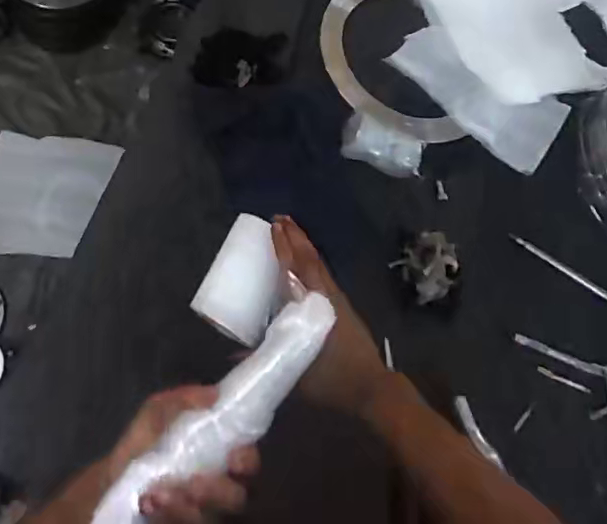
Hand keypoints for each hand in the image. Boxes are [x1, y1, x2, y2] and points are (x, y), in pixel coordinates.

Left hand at [107, 386, 259, 522]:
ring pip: (209, 517)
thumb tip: (215, 394)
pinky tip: (148, 501)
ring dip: (183, 505)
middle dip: (217, 491)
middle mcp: (217, 487)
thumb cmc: (144, 439)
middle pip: (237, 498)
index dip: (248, 460)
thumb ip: (183, 399)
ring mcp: (201, 513)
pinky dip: (167, 514)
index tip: (234, 457)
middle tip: (194, 483)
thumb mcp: (157, 410)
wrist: (113, 477)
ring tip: (156, 492)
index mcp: (218, 453)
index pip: (249, 462)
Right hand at [271, 215, 393, 416]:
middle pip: (309, 258)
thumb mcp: (294, 373)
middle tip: (279, 217)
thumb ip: (264, 358)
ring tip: (291, 228)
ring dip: (304, 243)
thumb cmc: (332, 381)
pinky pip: (323, 272)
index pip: (295, 269)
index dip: (284, 246)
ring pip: (318, 262)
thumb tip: (234, 352)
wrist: (371, 388)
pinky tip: (307, 257)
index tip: (274, 226)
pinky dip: (312, 257)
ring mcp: (336, 299)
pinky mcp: (342, 305)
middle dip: (294, 235)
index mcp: (310, 307)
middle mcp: (324, 296)